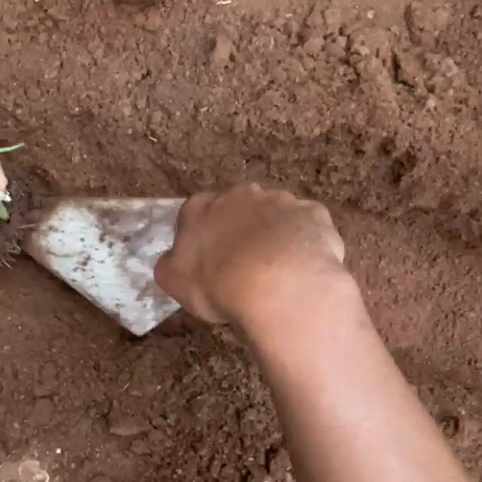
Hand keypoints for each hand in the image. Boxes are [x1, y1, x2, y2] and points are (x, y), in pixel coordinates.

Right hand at [154, 183, 349, 324]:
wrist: (278, 286)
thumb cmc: (217, 284)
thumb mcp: (172, 282)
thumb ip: (168, 265)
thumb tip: (172, 258)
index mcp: (200, 207)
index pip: (193, 216)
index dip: (199, 240)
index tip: (205, 264)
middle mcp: (240, 195)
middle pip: (235, 211)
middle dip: (237, 232)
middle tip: (239, 268)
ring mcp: (280, 200)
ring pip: (271, 217)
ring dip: (270, 237)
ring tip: (272, 272)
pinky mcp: (313, 214)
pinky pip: (304, 227)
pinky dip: (301, 243)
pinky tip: (298, 268)